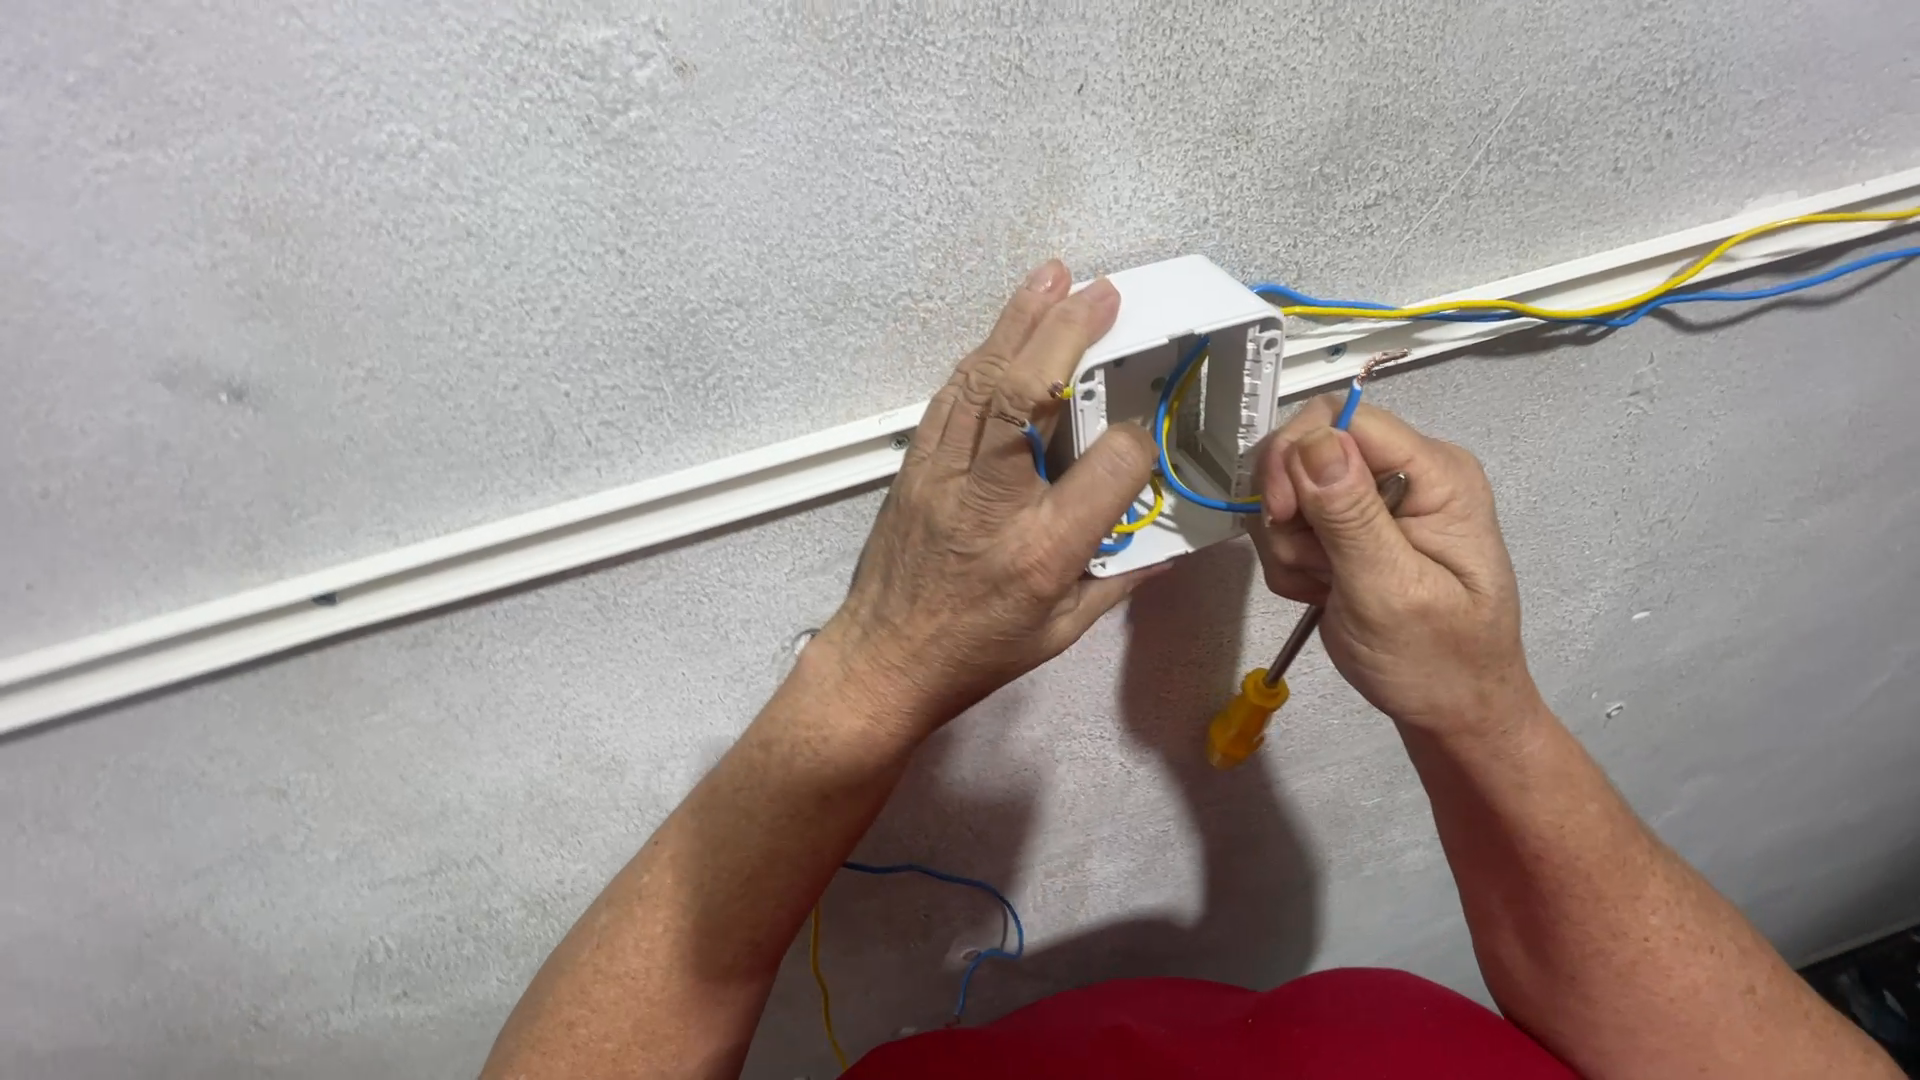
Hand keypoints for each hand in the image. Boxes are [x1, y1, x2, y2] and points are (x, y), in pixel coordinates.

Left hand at [818, 261, 1158, 734]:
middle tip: (1101, 291)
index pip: (1108, 466)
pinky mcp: (914, 467)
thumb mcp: (1064, 630)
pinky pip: (949, 399)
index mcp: (1042, 548)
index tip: (1145, 429)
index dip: (1136, 439)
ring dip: (1017, 323)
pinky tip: (1002, 334)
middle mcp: (991, 500)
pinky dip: (980, 359)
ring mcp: (942, 476)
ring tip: (1051, 277)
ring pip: (979, 382)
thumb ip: (1121, 579)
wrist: (884, 659)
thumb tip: (1170, 542)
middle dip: (1065, 333)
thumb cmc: (978, 652)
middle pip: (1025, 395)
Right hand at [1249, 397, 1540, 735]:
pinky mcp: (1344, 528)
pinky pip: (1286, 525)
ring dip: (1287, 545)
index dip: (1295, 456)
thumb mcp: (1391, 592)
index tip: (1281, 515)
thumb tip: (1315, 442)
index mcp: (1435, 474)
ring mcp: (1371, 502)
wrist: (1447, 708)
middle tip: (1309, 564)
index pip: (1341, 418)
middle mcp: (1402, 473)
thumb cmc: (1435, 659)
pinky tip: (1320, 591)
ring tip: (1324, 587)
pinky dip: (1289, 563)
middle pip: (1303, 452)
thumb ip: (1351, 516)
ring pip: (1285, 493)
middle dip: (1287, 511)